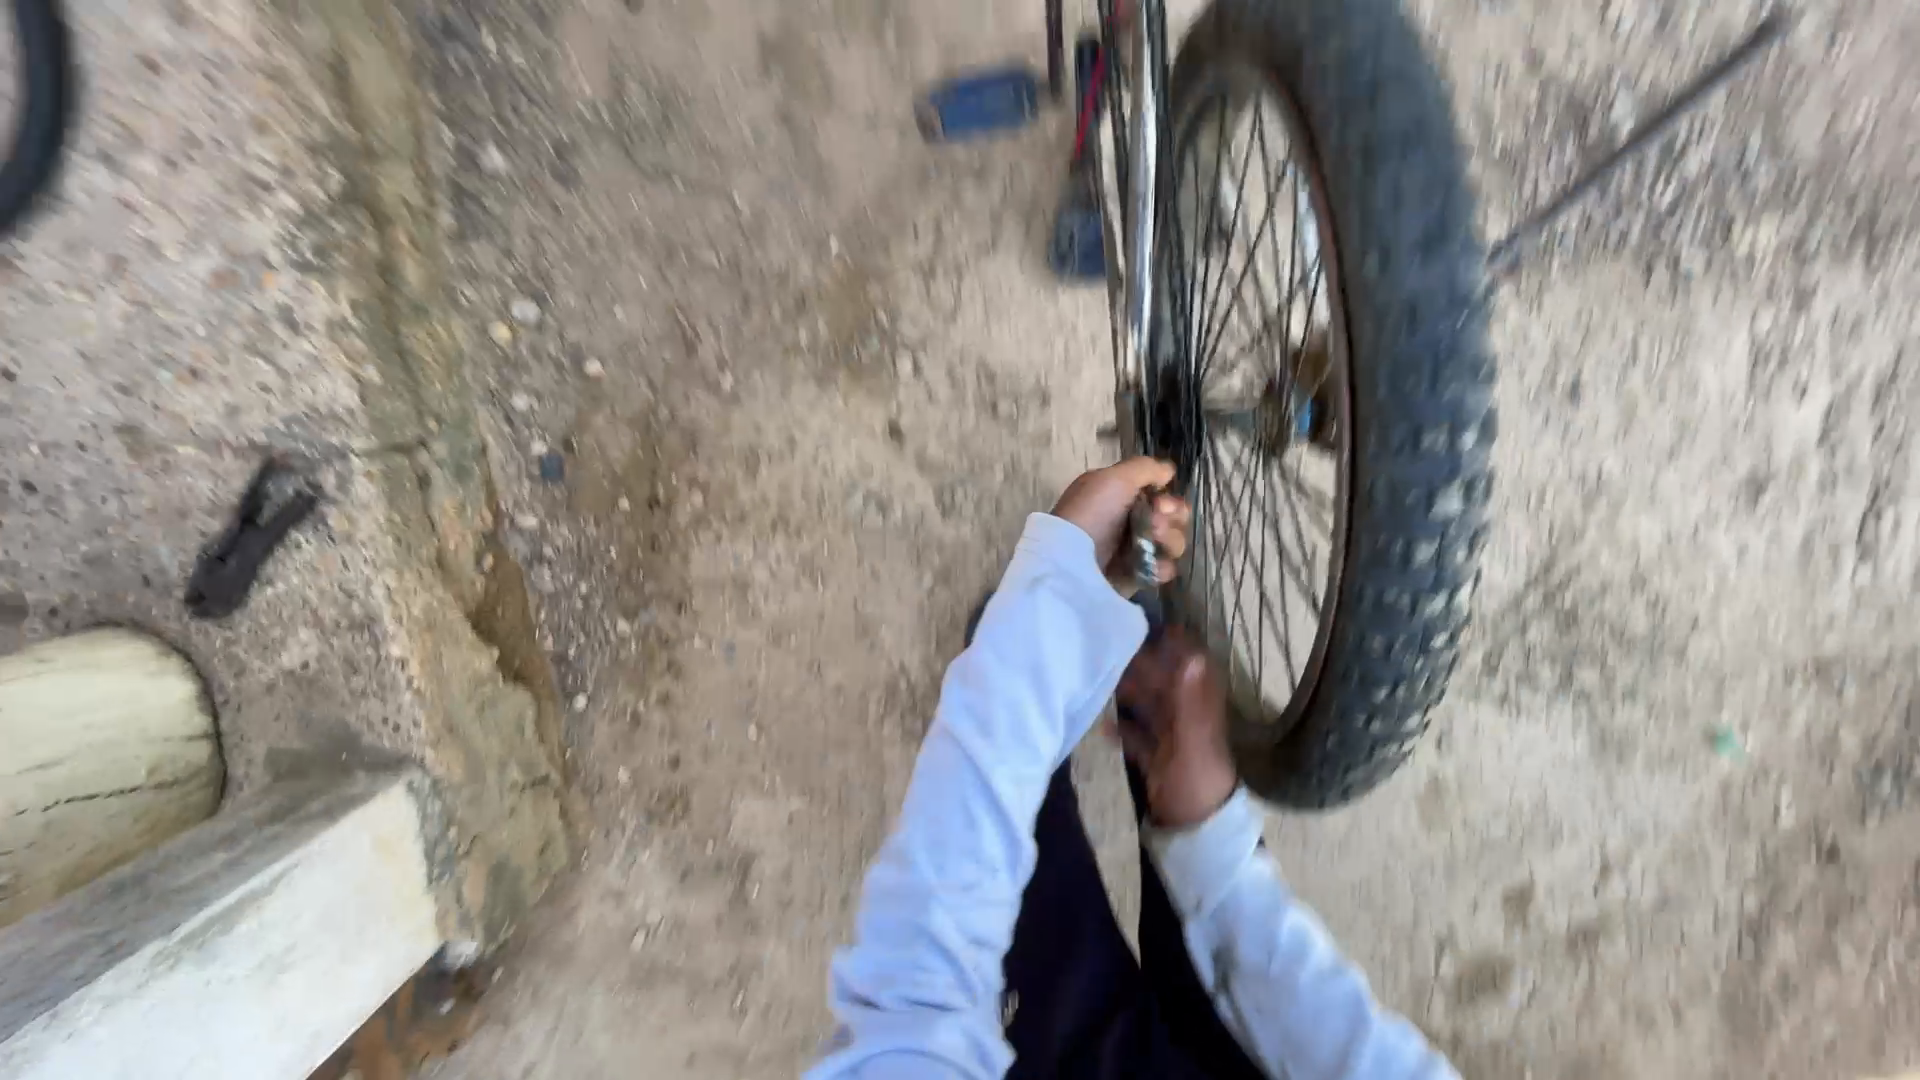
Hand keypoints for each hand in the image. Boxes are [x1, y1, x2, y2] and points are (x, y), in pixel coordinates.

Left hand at [1050, 458, 1190, 594]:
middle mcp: (1129, 520)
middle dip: (1172, 519)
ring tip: (1152, 542)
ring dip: (1169, 541)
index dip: (1169, 499)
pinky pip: (1161, 569)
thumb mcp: (1113, 478)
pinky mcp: (1134, 575)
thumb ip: (1145, 468)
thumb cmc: (1091, 513)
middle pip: (1173, 519)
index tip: (1160, 503)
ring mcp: (1132, 549)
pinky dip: (1161, 568)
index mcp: (1121, 496)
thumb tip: (1168, 471)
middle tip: (1156, 524)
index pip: (1161, 495)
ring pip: (1172, 543)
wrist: (1071, 559)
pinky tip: (1152, 567)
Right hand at [1116, 628, 1238, 828]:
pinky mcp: (1156, 760)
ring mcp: (1170, 740)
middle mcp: (1186, 720)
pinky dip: (1122, 730)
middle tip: (1109, 647)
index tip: (1150, 623)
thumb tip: (1193, 654)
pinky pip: (1137, 738)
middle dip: (1140, 667)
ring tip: (1098, 678)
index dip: (1175, 646)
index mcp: (1200, 710)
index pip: (1188, 668)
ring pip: (1147, 708)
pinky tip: (1102, 725)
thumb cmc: (1198, 780)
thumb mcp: (1192, 739)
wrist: (1197, 831)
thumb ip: (1189, 699)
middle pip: (1162, 686)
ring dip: (1127, 695)